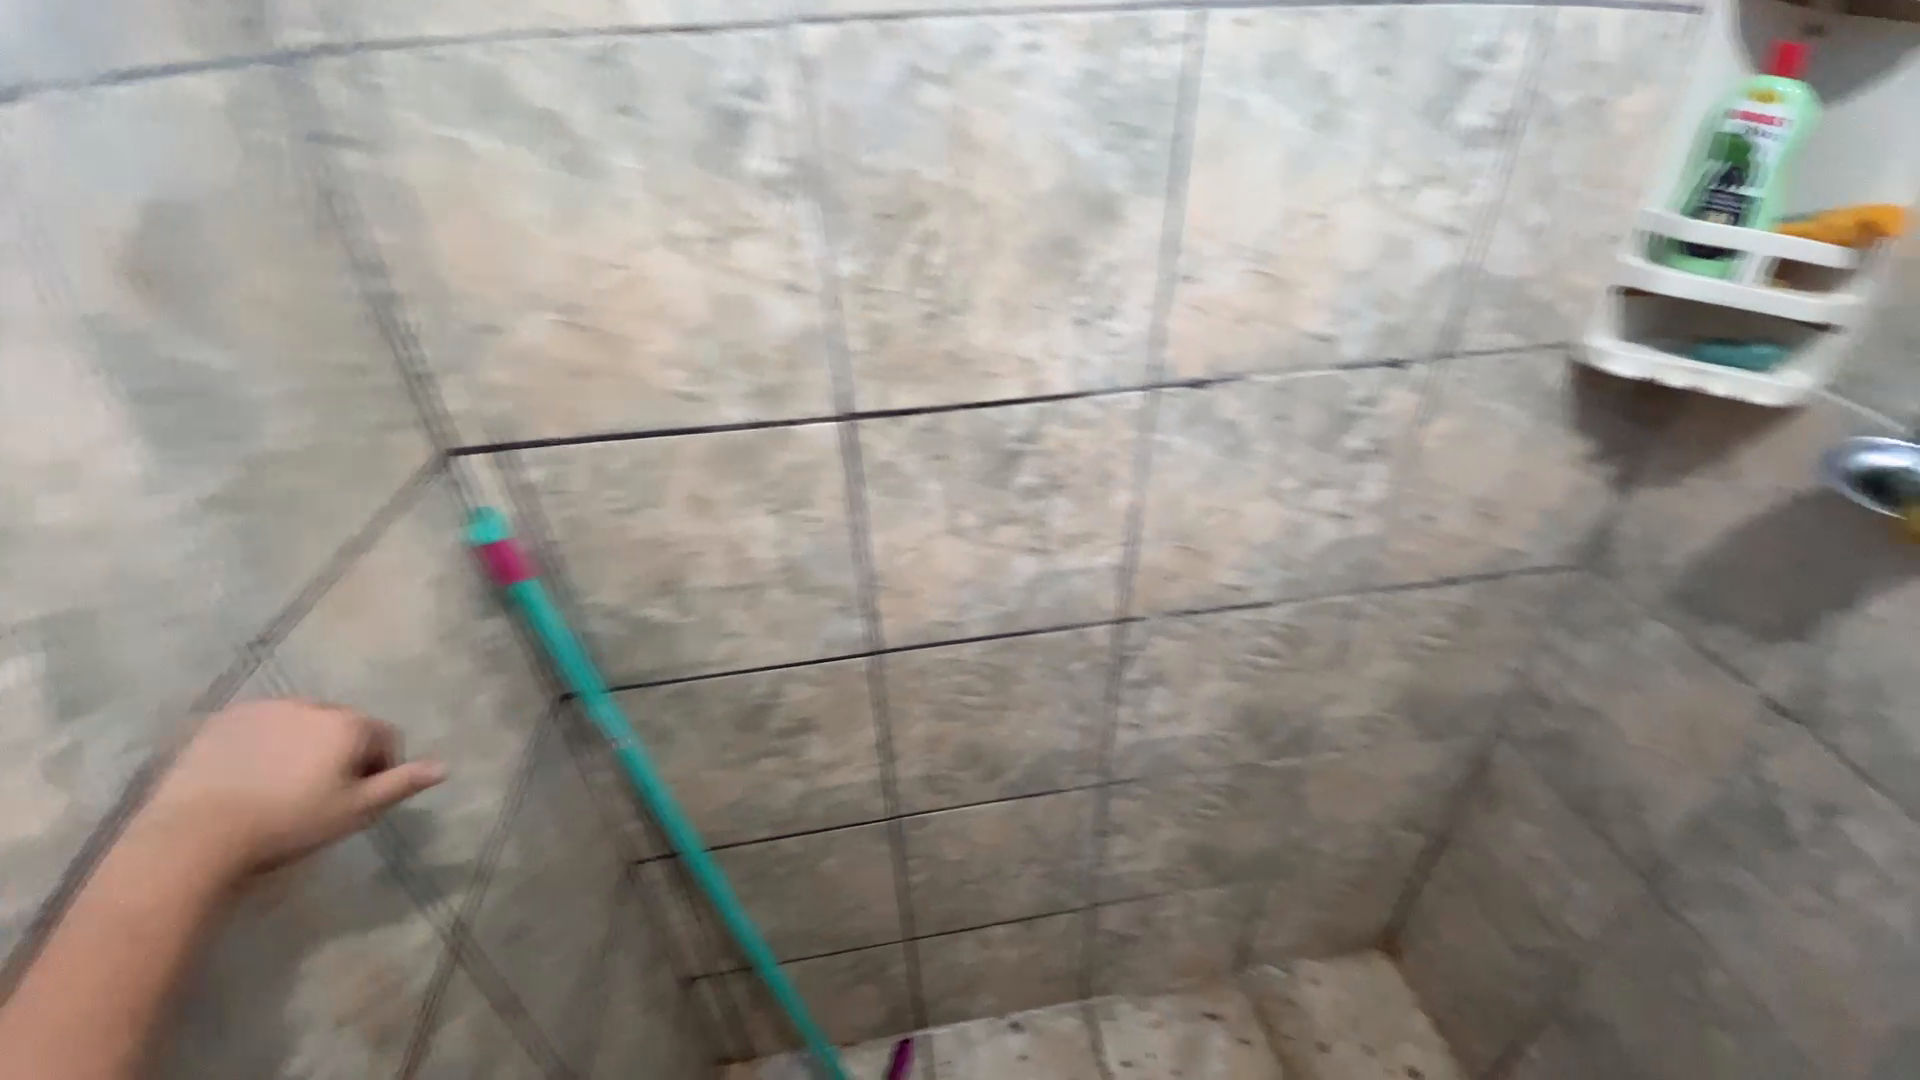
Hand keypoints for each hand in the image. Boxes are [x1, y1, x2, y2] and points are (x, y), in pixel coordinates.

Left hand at [136, 699, 446, 882]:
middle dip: (341, 752)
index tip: (359, 797)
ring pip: (301, 723)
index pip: (384, 736)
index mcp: (349, 724)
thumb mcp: (356, 810)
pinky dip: (264, 743)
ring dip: (303, 745)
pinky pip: (260, 726)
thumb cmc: (289, 823)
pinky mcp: (222, 720)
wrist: (195, 837)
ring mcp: (264, 709)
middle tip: (321, 792)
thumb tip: (444, 767)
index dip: (380, 767)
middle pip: (343, 725)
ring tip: (282, 784)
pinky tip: (248, 776)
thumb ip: (402, 783)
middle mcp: (313, 705)